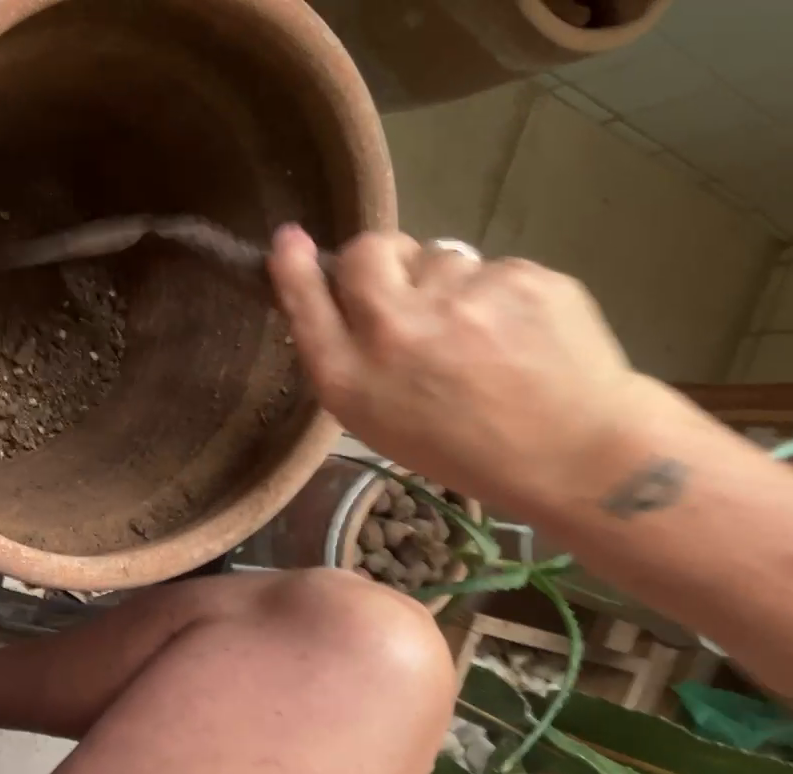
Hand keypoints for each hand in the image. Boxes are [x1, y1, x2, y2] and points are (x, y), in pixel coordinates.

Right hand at [269, 225, 651, 509]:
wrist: (568, 450)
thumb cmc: (453, 443)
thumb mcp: (372, 415)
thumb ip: (347, 355)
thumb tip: (341, 294)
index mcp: (349, 375)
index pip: (308, 304)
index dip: (295, 268)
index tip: (288, 239)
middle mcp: (394, 331)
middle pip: (368, 253)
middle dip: (376, 258)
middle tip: (397, 285)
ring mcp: (462, 300)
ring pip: (436, 256)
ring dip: (441, 281)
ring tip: (468, 328)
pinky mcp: (523, 280)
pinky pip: (490, 267)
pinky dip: (493, 291)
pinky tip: (510, 330)